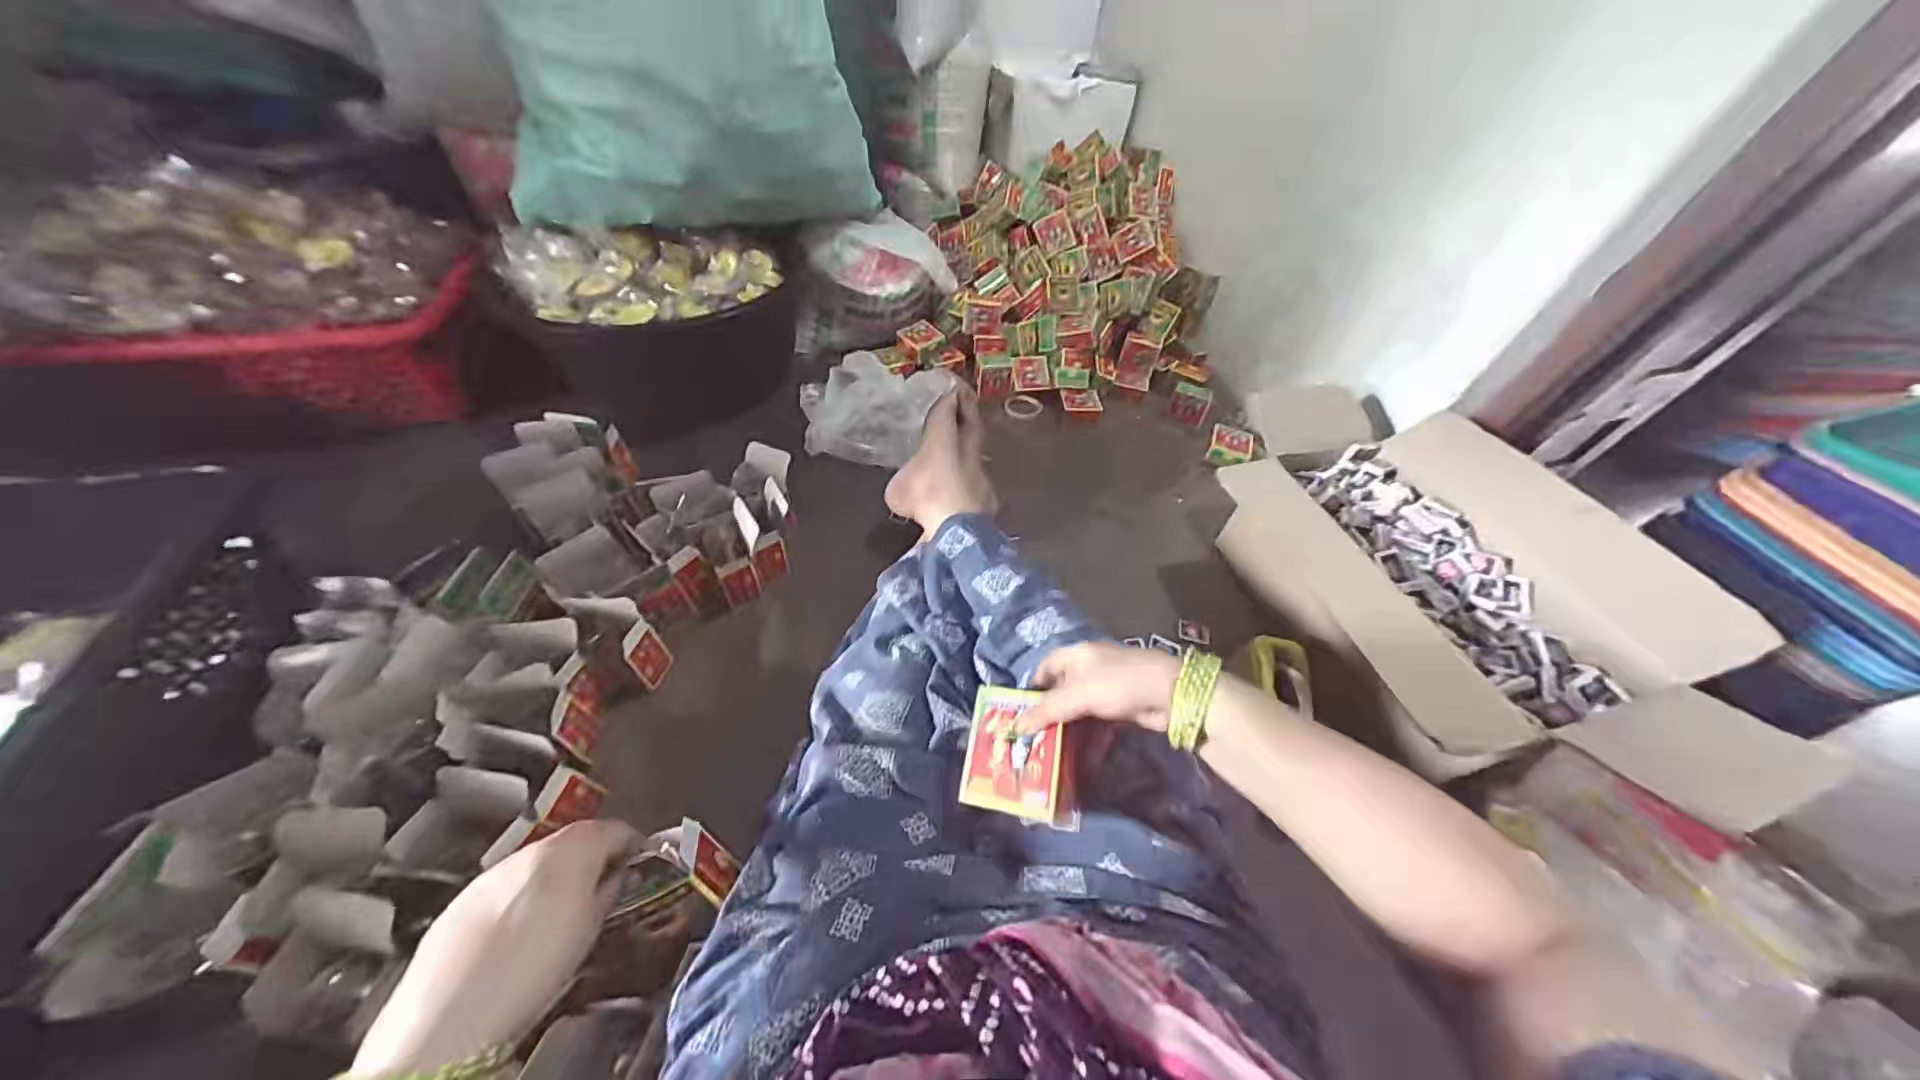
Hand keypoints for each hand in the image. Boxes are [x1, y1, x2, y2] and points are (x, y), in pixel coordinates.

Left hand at [351, 819, 639, 1077]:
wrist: (448, 1019)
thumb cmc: (534, 970)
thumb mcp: (591, 929)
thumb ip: (609, 891)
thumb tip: (616, 878)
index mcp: (573, 848)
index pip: (617, 829)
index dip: (634, 846)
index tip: (640, 865)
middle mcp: (533, 849)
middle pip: (576, 841)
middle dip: (594, 860)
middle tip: (606, 890)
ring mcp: (494, 872)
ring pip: (539, 863)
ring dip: (558, 877)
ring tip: (564, 916)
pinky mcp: (462, 899)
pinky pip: (507, 885)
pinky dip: (523, 897)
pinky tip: (522, 933)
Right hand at [1017, 641, 1180, 734]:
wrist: (1169, 693)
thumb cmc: (1118, 683)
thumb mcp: (1077, 695)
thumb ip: (1046, 710)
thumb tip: (1015, 726)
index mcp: (1076, 654)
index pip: (1045, 667)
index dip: (1032, 687)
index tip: (1020, 711)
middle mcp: (1089, 667)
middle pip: (1060, 688)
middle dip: (1047, 710)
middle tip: (1031, 735)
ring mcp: (1107, 686)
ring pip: (1078, 706)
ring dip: (1066, 724)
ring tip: (1049, 746)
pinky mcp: (1121, 705)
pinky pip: (1095, 718)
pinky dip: (1085, 731)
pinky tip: (1075, 747)